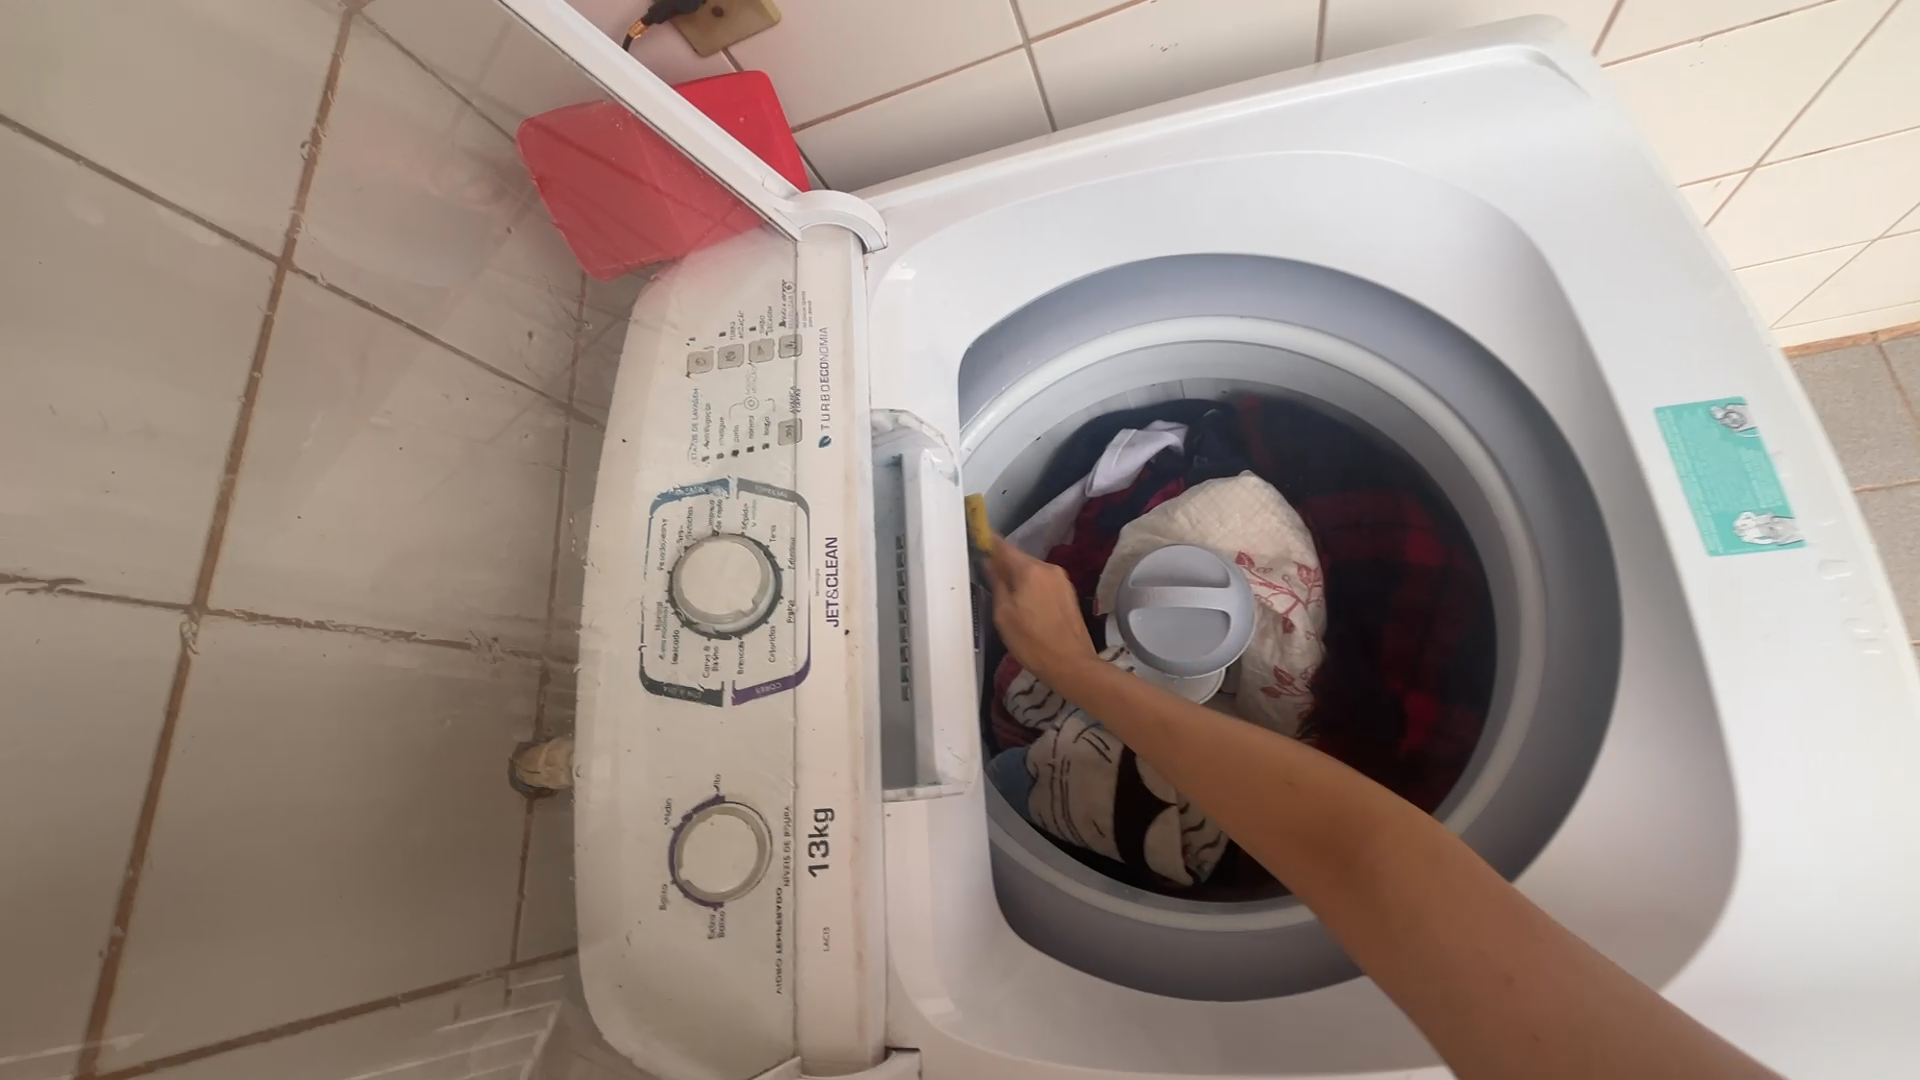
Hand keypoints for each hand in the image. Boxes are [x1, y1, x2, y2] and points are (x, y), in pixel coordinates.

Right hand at [984, 536, 1098, 689]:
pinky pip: (1043, 581)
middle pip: (1020, 558)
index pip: (1004, 547)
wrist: (1071, 664)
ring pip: (1032, 570)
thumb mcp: (1004, 615)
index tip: (977, 541)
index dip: (989, 543)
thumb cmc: (1031, 641)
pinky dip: (1031, 585)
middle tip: (987, 576)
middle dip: (1004, 564)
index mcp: (1030, 570)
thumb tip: (989, 564)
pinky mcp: (1068, 593)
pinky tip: (1025, 602)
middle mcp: (1048, 568)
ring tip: (1005, 593)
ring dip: (1018, 576)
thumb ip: (997, 584)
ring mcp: (1062, 580)